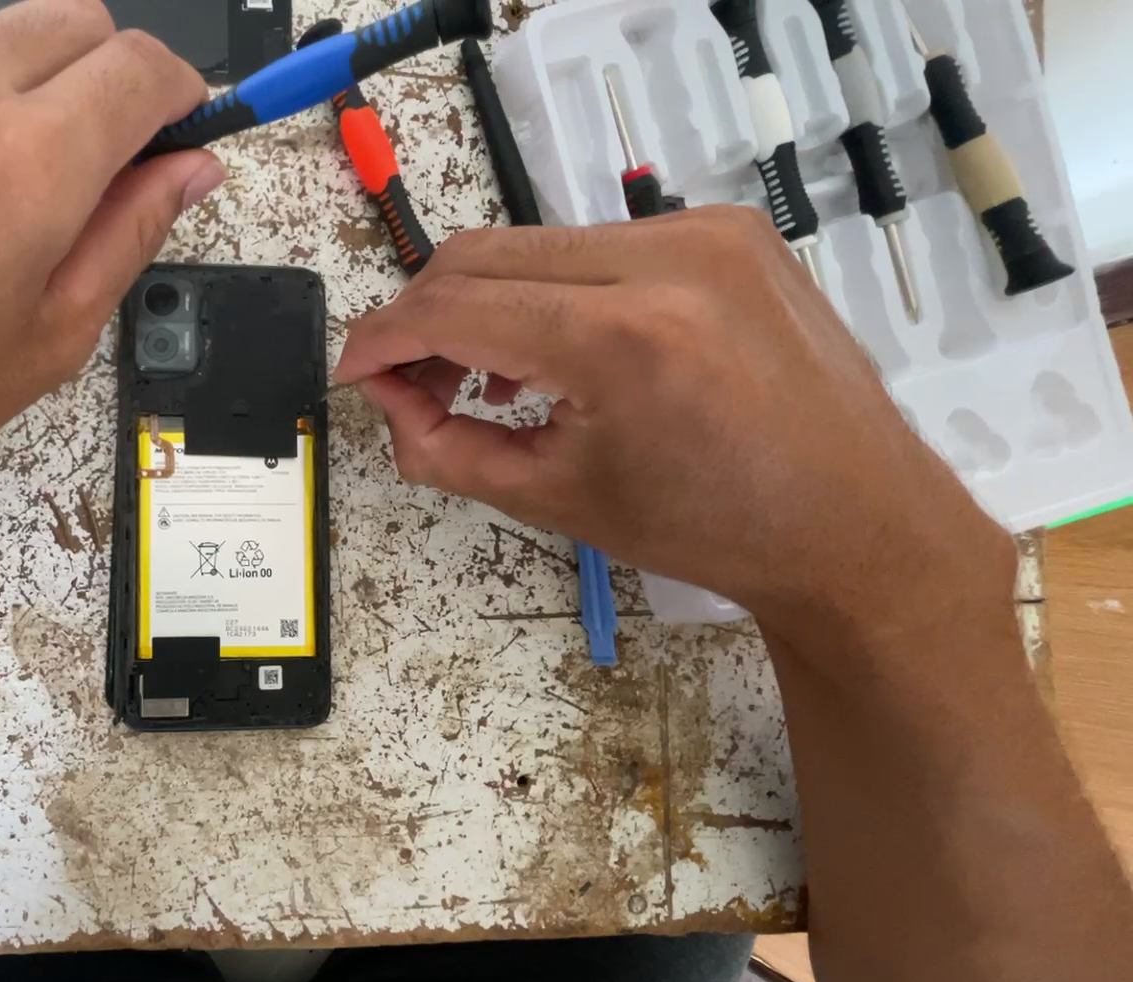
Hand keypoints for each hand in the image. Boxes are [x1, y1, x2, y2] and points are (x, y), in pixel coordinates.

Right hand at [332, 206, 1013, 631]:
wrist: (852, 522)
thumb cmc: (696, 528)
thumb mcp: (544, 497)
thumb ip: (438, 444)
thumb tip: (385, 395)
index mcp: (621, 337)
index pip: (453, 307)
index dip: (381, 337)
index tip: (351, 372)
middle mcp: (664, 256)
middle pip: (477, 256)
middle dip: (418, 318)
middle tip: (404, 382)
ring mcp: (701, 230)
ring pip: (524, 245)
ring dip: (472, 305)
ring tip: (470, 375)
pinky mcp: (720, 230)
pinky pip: (581, 247)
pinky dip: (532, 294)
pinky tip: (538, 351)